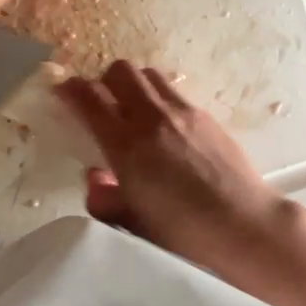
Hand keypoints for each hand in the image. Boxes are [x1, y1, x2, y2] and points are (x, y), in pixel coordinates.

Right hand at [57, 61, 291, 267]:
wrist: (243, 225)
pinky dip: (159, 97)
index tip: (62, 90)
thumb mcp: (133, 223)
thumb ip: (104, 199)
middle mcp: (152, 119)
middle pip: (120, 72)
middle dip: (103, 80)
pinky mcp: (206, 115)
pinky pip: (173, 91)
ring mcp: (182, 112)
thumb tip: (95, 177)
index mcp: (127, 146)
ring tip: (132, 109)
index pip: (90, 99)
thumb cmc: (184, 233)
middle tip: (100, 102)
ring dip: (133, 85)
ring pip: (148, 75)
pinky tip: (164, 126)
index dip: (70, 89)